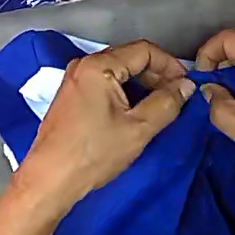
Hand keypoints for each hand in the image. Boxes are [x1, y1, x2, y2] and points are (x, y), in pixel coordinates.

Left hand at [12, 40, 196, 213]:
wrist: (48, 183)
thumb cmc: (94, 153)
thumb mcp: (139, 128)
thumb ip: (167, 102)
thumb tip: (186, 86)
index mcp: (99, 66)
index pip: (145, 50)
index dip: (171, 65)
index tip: (186, 85)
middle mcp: (84, 65)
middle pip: (131, 58)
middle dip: (158, 74)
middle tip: (177, 96)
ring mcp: (75, 80)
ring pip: (119, 71)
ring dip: (144, 84)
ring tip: (162, 105)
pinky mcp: (72, 96)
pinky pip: (106, 82)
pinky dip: (126, 91)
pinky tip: (138, 110)